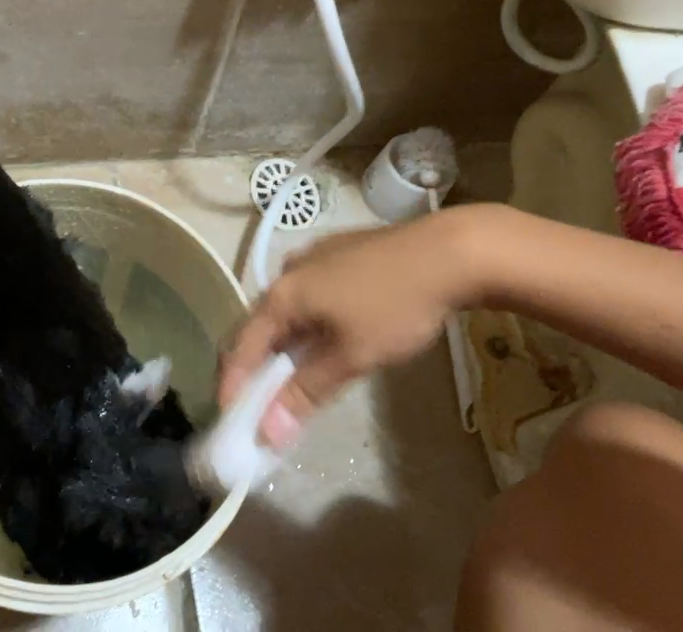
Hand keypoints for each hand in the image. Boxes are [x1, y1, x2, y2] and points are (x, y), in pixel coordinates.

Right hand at [217, 204, 496, 446]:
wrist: (451, 251)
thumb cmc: (396, 305)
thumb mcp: (353, 355)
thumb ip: (308, 391)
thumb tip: (269, 431)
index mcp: (283, 294)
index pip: (242, 345)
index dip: (234, 383)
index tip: (231, 419)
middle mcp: (289, 271)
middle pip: (262, 326)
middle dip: (259, 368)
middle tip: (263, 405)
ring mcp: (315, 257)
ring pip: (288, 311)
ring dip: (286, 348)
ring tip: (296, 379)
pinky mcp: (340, 254)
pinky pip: (310, 297)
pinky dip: (307, 327)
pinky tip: (328, 341)